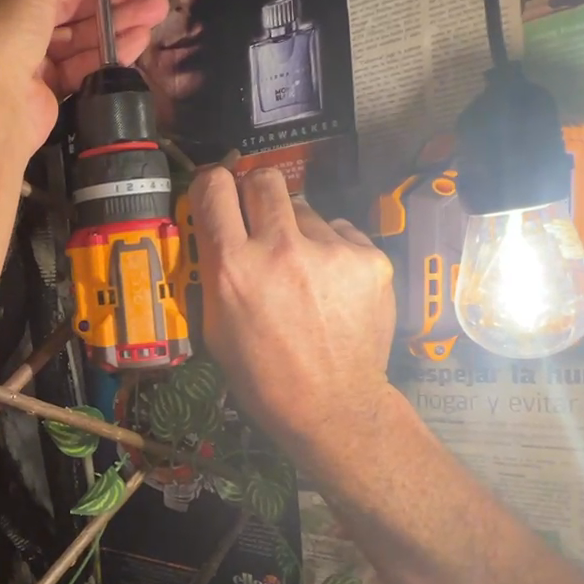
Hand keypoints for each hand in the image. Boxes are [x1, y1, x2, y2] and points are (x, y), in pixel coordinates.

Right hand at [188, 163, 397, 452]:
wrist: (331, 405)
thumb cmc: (260, 374)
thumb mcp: (215, 326)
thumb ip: (216, 271)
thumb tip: (218, 232)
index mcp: (232, 266)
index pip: (214, 187)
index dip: (213, 186)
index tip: (217, 196)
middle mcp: (280, 247)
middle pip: (265, 178)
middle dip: (256, 193)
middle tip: (258, 220)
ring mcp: (330, 250)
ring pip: (306, 210)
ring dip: (297, 231)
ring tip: (302, 272)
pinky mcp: (369, 258)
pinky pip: (341, 233)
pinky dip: (331, 251)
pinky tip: (331, 285)